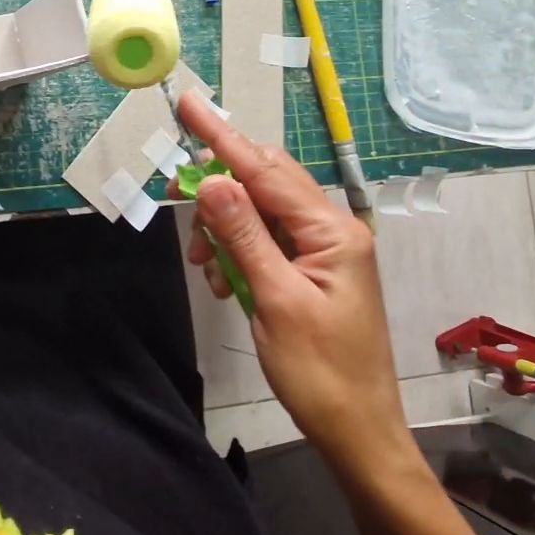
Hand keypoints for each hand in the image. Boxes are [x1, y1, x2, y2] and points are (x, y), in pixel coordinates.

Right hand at [168, 92, 411, 470]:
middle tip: (178, 196)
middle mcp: (330, 230)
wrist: (356, 431)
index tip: (189, 103)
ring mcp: (320, 250)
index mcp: (332, 231)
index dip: (222, 137)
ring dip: (223, 228)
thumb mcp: (275, 300)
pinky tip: (223, 279)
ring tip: (205, 264)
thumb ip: (243, 234)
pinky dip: (235, 251)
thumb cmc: (320, 371)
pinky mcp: (308, 270)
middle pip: (264, 182)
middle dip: (219, 187)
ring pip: (258, 212)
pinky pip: (262, 240)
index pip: (266, 170)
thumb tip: (212, 180)